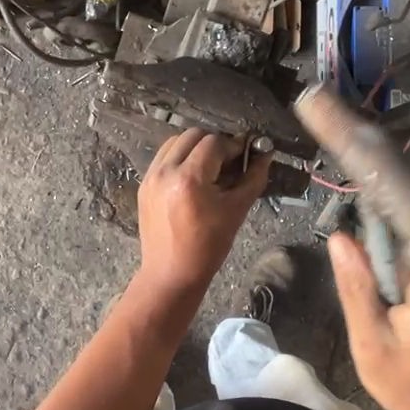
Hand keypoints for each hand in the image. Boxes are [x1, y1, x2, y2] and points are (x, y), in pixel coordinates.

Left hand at [136, 129, 271, 296]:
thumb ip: (253, 177)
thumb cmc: (208, 247)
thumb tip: (265, 153)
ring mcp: (151, 177)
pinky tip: (193, 178)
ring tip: (210, 168)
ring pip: (175, 142)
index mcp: (190, 178)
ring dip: (195, 148)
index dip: (234, 146)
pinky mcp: (144, 185)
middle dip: (214, 143)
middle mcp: (166, 171)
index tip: (245, 156)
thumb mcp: (237, 211)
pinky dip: (180, 159)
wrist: (172, 273)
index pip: (214, 142)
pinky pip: (164, 158)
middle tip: (229, 162)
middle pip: (193, 135)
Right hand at [329, 231, 409, 409]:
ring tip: (386, 316)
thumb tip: (340, 238)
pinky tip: (402, 319)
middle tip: (372, 302)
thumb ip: (356, 287)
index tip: (356, 240)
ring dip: (395, 278)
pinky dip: (409, 288)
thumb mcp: (370, 342)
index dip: (380, 224)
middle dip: (383, 262)